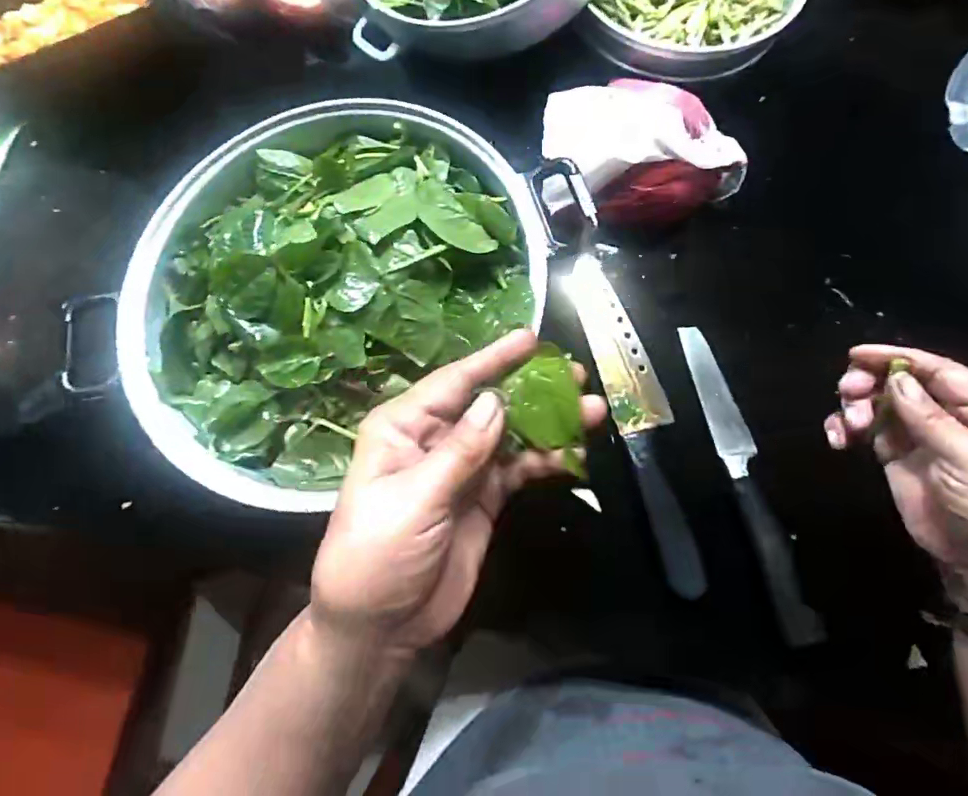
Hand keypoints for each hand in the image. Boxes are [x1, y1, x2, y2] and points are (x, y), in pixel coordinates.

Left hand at [310, 330, 605, 655]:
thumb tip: (496, 400)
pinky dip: (547, 459)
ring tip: (591, 411)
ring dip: (550, 422)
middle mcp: (436, 439)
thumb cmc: (376, 557)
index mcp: (404, 429)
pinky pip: (521, 467)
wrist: (379, 629)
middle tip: (576, 375)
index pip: (454, 383)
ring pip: (513, 432)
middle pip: (491, 402)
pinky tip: (575, 453)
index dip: (493, 359)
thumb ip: (459, 452)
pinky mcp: (486, 494)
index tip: (530, 338)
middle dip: (533, 388)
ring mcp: (465, 467)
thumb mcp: (413, 502)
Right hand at [826, 345, 967, 635]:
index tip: (860, 354)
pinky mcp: (904, 460)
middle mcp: (961, 418)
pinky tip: (839, 437)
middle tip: (847, 391)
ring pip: (886, 404)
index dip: (900, 358)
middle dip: (873, 382)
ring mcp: (930, 439)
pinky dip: (852, 429)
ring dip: (860, 406)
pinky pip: (874, 432)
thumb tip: (897, 378)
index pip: (942, 372)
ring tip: (848, 424)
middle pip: (908, 383)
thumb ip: (931, 419)